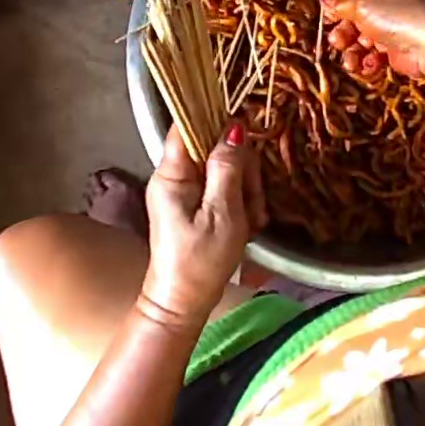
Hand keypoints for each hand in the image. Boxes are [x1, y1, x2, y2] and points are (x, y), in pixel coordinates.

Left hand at [139, 124, 266, 330]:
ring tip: (251, 221)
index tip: (241, 133)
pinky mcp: (194, 205)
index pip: (186, 125)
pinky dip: (239, 203)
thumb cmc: (199, 263)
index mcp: (172, 174)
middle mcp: (174, 176)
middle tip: (252, 203)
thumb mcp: (222, 214)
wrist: (183, 305)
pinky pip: (222, 188)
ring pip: (223, 168)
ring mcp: (184, 190)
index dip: (213, 120)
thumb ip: (228, 168)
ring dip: (245, 191)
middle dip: (241, 170)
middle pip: (213, 147)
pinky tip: (247, 225)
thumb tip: (234, 127)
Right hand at [320, 0, 424, 79]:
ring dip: (353, 51)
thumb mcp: (361, 6)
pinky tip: (367, 65)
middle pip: (356, 19)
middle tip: (337, 42)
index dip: (339, 7)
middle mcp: (389, 4)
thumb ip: (339, 3)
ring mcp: (394, 28)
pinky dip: (368, 61)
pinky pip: (374, 55)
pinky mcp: (398, 50)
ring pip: (363, 39)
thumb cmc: (397, 17)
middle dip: (344, 33)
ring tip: (351, 61)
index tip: (328, 19)